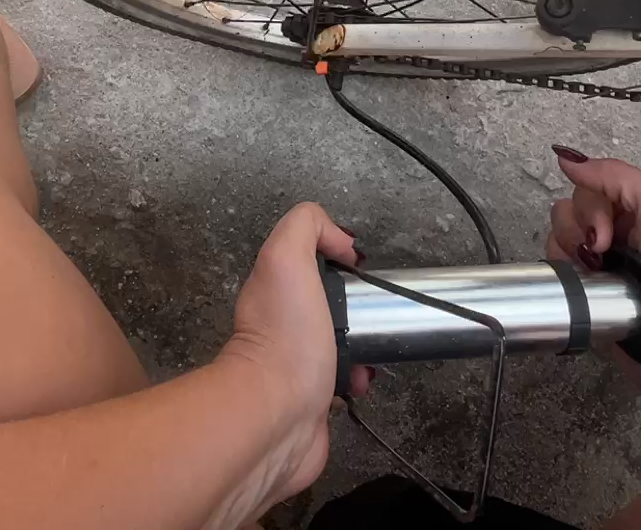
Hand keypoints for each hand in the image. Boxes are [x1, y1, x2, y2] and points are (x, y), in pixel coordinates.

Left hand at [215, 203, 371, 519]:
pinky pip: (342, 382)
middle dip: (354, 306)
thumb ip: (306, 226)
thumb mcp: (287, 255)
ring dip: (362, 345)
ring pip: (339, 342)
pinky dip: (357, 380)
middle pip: (327, 300)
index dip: (334, 257)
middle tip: (368, 314)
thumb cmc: (286, 334)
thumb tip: (338, 238)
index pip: (307, 260)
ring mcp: (293, 362)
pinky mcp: (310, 399)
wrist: (276, 414)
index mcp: (272, 285)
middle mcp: (279, 321)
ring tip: (368, 353)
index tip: (355, 269)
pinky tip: (359, 382)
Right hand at [545, 150, 640, 407]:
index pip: (590, 186)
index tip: (609, 231)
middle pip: (568, 209)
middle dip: (579, 227)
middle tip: (606, 252)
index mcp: (638, 210)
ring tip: (596, 274)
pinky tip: (585, 285)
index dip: (591, 204)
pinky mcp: (588, 295)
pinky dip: (564, 273)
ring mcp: (601, 265)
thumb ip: (616, 176)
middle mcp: (617, 234)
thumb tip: (565, 158)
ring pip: (558, 238)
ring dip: (569, 251)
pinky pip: (557, 270)